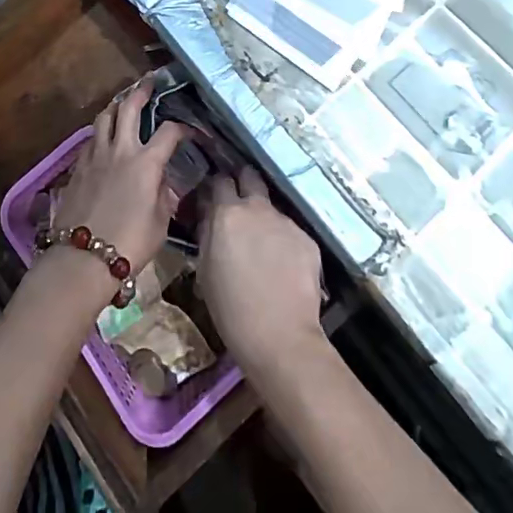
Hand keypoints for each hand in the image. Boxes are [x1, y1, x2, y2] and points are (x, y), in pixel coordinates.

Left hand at [51, 75, 189, 278]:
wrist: (83, 258)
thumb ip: (164, 197)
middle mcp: (120, 151)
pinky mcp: (77, 168)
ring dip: (114, 107)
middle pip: (128, 109)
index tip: (191, 131)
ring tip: (121, 102)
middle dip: (140, 93)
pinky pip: (90, 140)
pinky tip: (102, 138)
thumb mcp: (160, 223)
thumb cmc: (129, 243)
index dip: (183, 127)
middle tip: (148, 83)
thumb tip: (164, 184)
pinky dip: (99, 132)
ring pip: (103, 119)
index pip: (169, 132)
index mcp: (146, 162)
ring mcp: (94, 157)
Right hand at [198, 168, 324, 366]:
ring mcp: (286, 222)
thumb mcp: (204, 268)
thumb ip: (207, 233)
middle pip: (251, 176)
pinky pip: (290, 231)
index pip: (220, 180)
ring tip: (263, 246)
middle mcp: (258, 208)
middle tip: (239, 203)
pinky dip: (284, 241)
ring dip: (264, 217)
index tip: (215, 196)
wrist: (280, 336)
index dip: (217, 187)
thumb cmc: (230, 307)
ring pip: (272, 207)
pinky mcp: (308, 239)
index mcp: (227, 213)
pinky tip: (282, 265)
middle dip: (244, 183)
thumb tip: (209, 216)